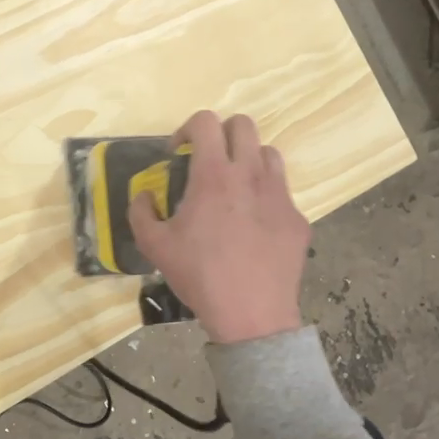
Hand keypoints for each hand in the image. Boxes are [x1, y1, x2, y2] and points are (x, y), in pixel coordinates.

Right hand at [128, 111, 309, 344]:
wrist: (252, 317)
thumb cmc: (200, 276)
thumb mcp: (153, 245)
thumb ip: (140, 211)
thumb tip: (144, 195)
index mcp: (213, 175)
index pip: (205, 122)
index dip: (187, 129)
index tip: (179, 154)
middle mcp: (250, 175)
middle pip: (243, 125)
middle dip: (221, 133)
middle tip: (208, 159)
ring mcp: (279, 195)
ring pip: (269, 153)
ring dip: (248, 159)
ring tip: (235, 185)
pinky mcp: (298, 218)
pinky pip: (283, 191)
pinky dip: (266, 196)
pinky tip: (254, 223)